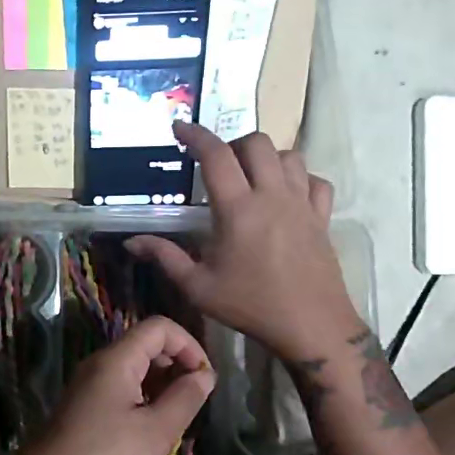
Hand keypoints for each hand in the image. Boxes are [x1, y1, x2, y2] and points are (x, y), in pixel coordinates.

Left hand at [0, 317, 214, 454]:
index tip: (205, 378)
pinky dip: (144, 399)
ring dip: (162, 386)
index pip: (160, 327)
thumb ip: (185, 398)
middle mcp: (100, 363)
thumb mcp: (156, 431)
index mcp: (117, 360)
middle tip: (195, 402)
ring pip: (136, 369)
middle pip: (147, 346)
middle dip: (177, 367)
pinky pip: (122, 388)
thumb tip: (205, 375)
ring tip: (179, 421)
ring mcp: (90, 383)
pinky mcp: (85, 404)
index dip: (189, 345)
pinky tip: (154, 430)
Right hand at [126, 123, 360, 360]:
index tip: (179, 128)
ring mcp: (302, 204)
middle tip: (217, 165)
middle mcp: (272, 196)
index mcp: (238, 209)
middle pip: (256, 143)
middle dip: (232, 144)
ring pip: (289, 155)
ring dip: (266, 157)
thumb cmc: (250, 306)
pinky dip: (300, 178)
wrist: (311, 326)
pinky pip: (315, 181)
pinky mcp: (322, 217)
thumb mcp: (198, 287)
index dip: (195, 135)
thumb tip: (131, 242)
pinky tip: (287, 194)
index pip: (216, 155)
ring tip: (251, 176)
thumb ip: (165, 257)